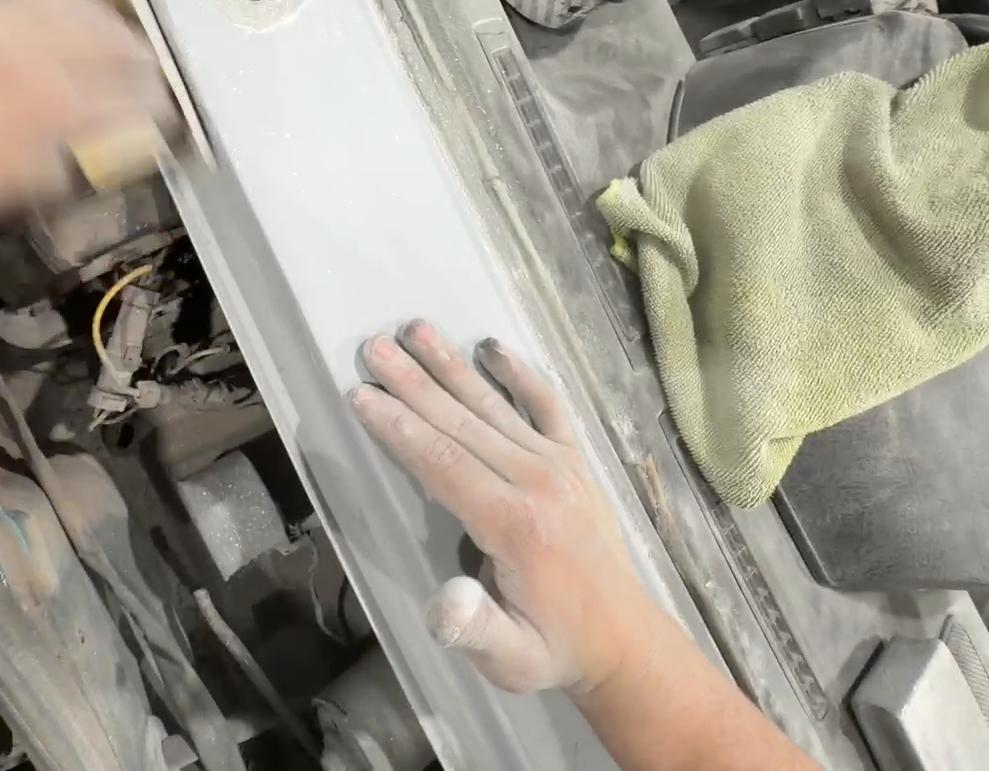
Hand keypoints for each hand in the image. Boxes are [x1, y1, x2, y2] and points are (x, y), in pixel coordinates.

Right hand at [349, 321, 646, 694]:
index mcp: (514, 524)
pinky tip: (493, 344)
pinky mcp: (575, 458)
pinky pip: (547, 404)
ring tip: (416, 329)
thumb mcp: (511, 660)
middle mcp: (537, 481)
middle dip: (412, 383)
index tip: (362, 394)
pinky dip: (521, 372)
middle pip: (461, 421)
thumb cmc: (553, 647)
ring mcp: (559, 464)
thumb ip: (474, 630)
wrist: (626, 639)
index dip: (398, 427)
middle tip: (374, 347)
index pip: (443, 462)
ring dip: (451, 364)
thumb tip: (444, 601)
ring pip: (494, 404)